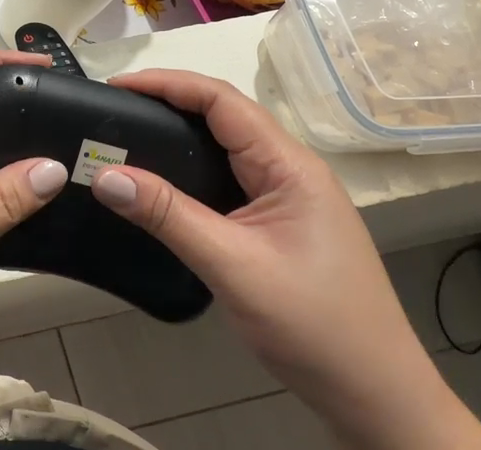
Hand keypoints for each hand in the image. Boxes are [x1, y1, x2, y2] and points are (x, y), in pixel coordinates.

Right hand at [88, 70, 480, 448]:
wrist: (377, 396)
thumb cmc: (314, 326)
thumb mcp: (233, 267)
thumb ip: (167, 216)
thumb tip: (103, 174)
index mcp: (290, 166)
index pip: (222, 101)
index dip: (167, 83)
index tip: (114, 87)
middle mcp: (291, 170)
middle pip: (223, 116)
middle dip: (167, 103)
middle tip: (110, 111)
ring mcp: (288, 197)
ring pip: (225, 147)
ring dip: (177, 135)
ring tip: (124, 137)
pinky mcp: (279, 222)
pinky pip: (227, 178)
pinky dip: (189, 170)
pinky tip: (160, 183)